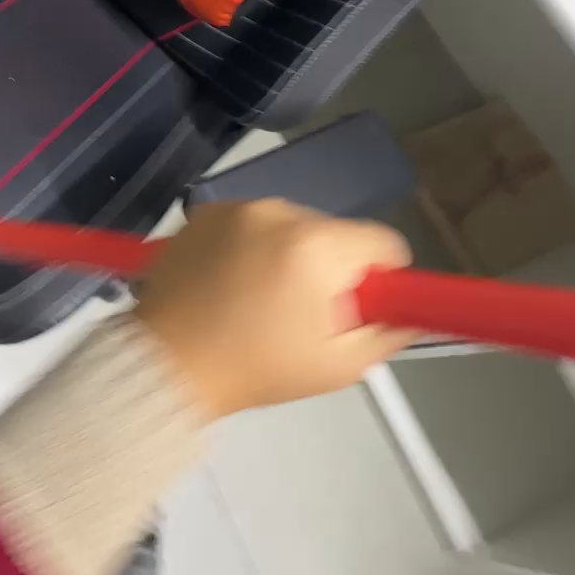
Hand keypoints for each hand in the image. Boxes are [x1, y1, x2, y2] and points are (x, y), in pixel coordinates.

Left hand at [133, 199, 416, 419]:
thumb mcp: (338, 364)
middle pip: (333, 231)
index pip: (382, 241)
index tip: (363, 303)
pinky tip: (233, 282)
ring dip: (290, 253)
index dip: (383, 275)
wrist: (167, 358)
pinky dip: (251, 245)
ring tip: (263, 298)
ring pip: (290, 225)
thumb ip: (387, 333)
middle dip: (331, 266)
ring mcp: (232, 208)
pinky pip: (248, 223)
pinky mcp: (201, 214)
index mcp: (314, 244)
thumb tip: (407, 314)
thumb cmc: (254, 366)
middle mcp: (274, 212)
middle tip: (305, 311)